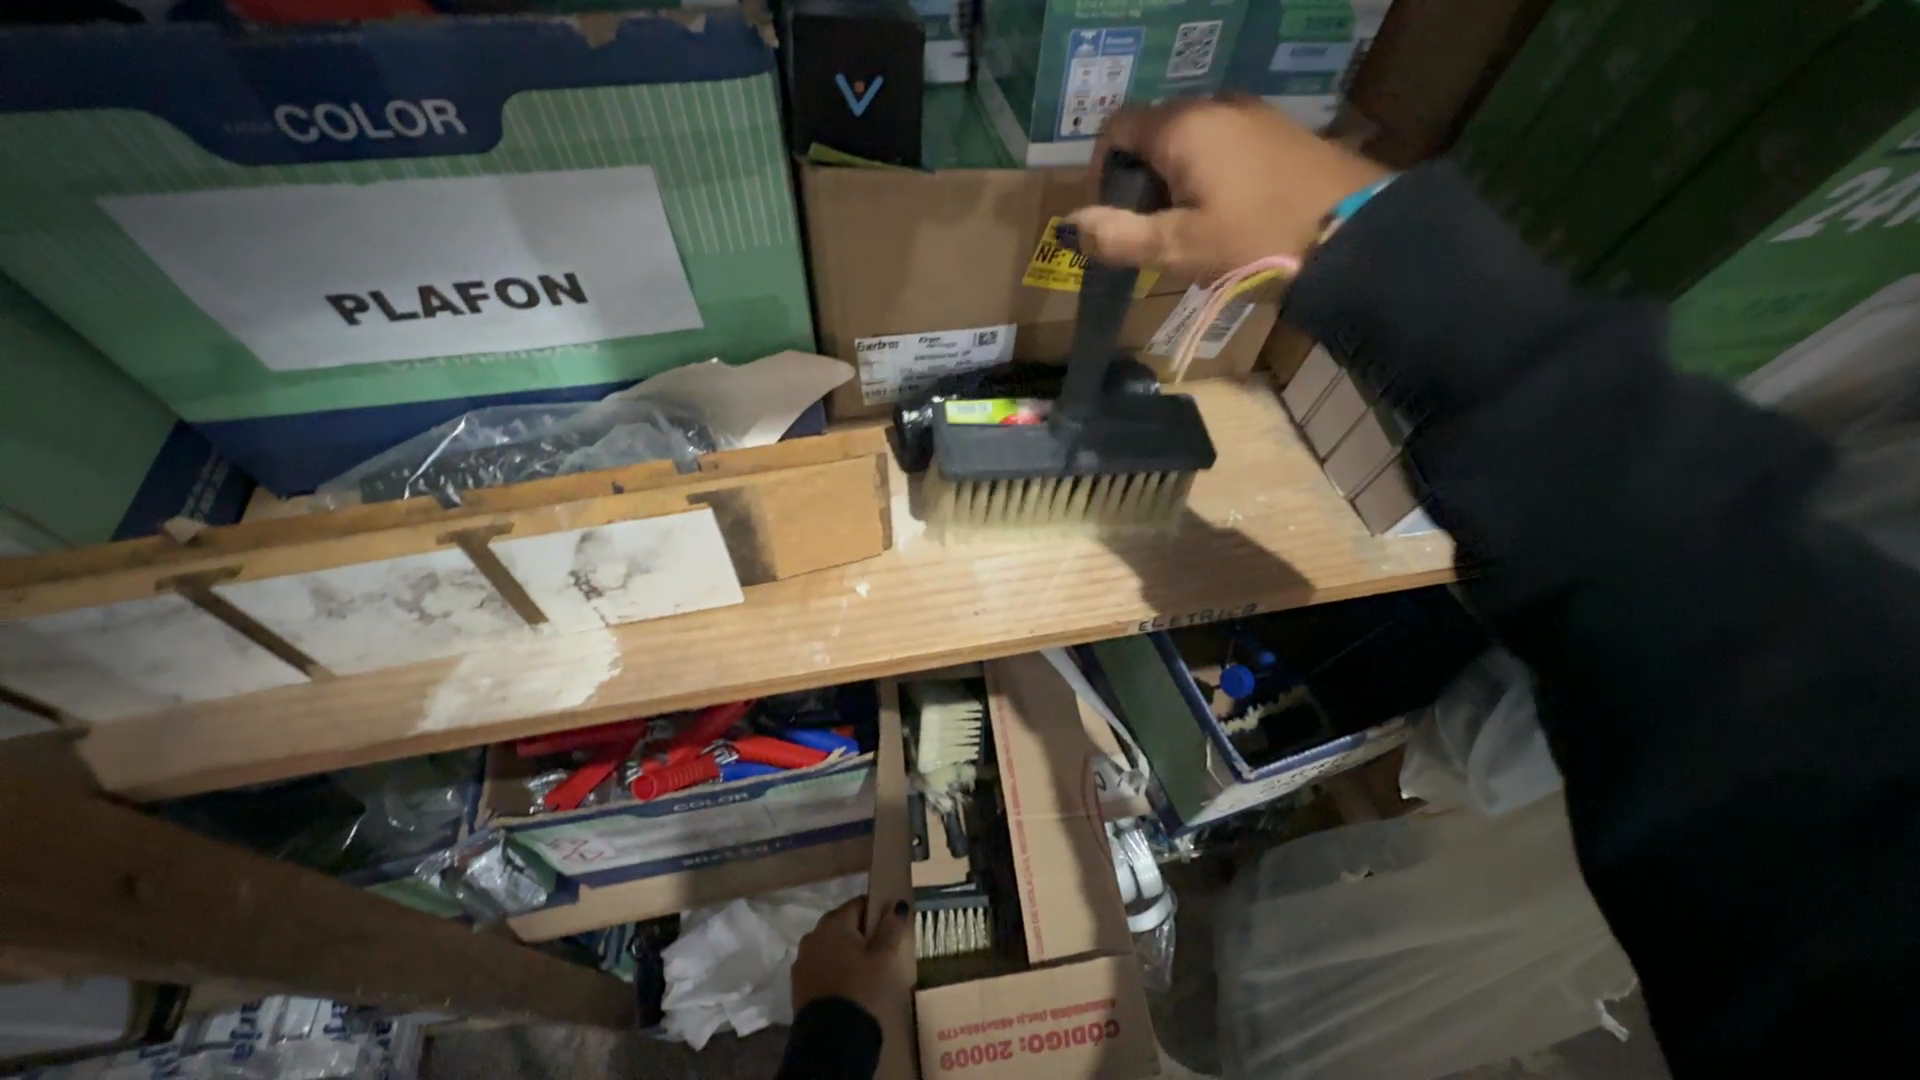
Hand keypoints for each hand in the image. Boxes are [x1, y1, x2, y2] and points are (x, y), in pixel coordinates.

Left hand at [791, 895, 911, 1020]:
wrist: (832, 1038)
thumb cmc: (861, 989)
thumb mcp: (883, 958)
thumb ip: (890, 927)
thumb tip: (896, 904)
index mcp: (834, 922)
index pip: (859, 904)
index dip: (876, 913)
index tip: (889, 929)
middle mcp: (813, 934)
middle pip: (842, 924)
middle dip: (859, 934)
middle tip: (879, 953)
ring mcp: (802, 959)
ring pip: (829, 946)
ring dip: (844, 953)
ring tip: (863, 972)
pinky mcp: (797, 983)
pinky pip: (819, 967)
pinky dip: (832, 970)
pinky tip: (845, 986)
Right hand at [1067, 97, 1388, 278]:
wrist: (1357, 237)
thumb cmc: (1255, 241)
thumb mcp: (1177, 249)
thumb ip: (1118, 236)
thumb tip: (1070, 225)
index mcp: (1182, 126)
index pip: (1117, 127)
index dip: (1100, 170)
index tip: (1110, 216)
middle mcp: (1216, 106)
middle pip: (1154, 134)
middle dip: (1139, 181)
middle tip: (1149, 234)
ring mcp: (1254, 115)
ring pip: (1191, 142)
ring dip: (1175, 182)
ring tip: (1189, 232)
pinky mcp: (1282, 134)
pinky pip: (1225, 147)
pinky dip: (1209, 177)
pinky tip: (1226, 218)